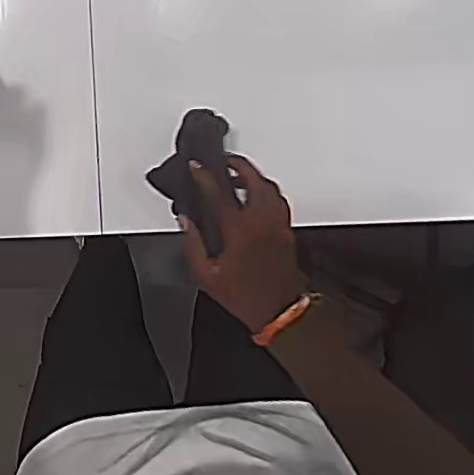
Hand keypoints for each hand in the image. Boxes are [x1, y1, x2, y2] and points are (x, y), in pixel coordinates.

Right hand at [180, 155, 312, 332]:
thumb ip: (193, 244)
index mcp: (238, 229)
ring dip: (254, 176)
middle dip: (238, 164)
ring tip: (240, 174)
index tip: (195, 167)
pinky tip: (258, 195)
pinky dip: (267, 191)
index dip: (204, 175)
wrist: (281, 313)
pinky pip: (278, 201)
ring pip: (269, 188)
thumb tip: (186, 222)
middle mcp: (261, 222)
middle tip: (225, 161)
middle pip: (253, 179)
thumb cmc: (246, 296)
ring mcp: (277, 224)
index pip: (218, 191)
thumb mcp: (206, 275)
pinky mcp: (287, 231)